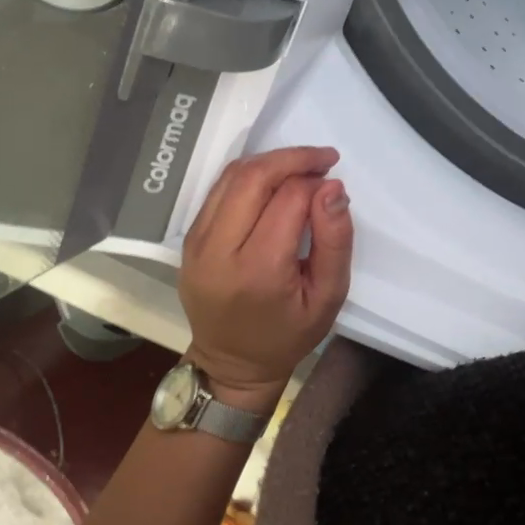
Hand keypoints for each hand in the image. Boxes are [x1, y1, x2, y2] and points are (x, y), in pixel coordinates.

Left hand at [179, 147, 352, 414]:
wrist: (231, 365)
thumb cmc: (289, 334)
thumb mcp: (329, 295)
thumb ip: (335, 239)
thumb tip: (333, 188)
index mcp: (259, 270)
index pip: (288, 199)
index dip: (316, 183)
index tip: (334, 186)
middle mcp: (219, 251)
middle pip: (253, 177)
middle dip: (292, 158)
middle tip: (323, 160)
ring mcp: (196, 244)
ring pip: (231, 177)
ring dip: (270, 162)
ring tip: (301, 167)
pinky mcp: (189, 241)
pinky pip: (218, 191)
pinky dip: (249, 176)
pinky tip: (274, 182)